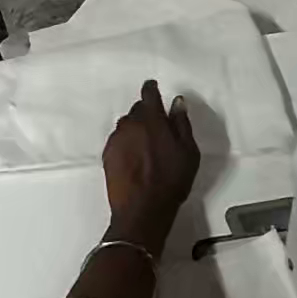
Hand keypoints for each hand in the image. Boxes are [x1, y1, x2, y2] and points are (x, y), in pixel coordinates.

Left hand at [101, 80, 198, 254]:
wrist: (143, 210)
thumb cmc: (172, 180)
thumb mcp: (188, 152)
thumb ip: (181, 124)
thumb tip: (177, 102)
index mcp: (152, 120)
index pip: (149, 94)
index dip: (152, 89)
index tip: (153, 87)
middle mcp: (130, 125)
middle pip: (137, 109)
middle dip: (147, 113)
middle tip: (157, 126)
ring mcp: (116, 140)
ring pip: (126, 125)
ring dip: (136, 128)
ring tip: (146, 145)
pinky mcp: (107, 155)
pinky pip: (118, 140)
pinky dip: (126, 142)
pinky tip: (135, 157)